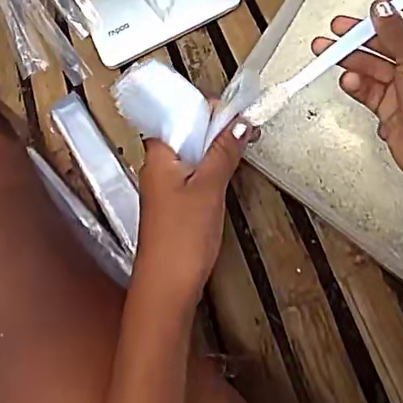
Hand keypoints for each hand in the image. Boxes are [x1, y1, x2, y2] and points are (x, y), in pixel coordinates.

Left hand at [133, 127, 248, 300]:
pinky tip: (228, 174)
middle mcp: (157, 166)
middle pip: (187, 132)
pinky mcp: (175, 205)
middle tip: (244, 129)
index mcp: (158, 154)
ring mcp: (165, 186)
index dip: (208, 109)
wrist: (166, 293)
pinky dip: (212, 169)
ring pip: (193, 154)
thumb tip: (239, 124)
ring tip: (241, 146)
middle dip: (216, 128)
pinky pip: (194, 174)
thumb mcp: (209, 187)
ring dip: (216, 149)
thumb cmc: (180, 241)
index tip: (234, 112)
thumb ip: (224, 151)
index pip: (180, 113)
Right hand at [314, 0, 402, 192]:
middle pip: (395, 39)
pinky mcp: (397, 111)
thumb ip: (396, 32)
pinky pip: (373, 91)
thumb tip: (382, 8)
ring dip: (353, 57)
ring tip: (327, 49)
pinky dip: (359, 85)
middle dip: (366, 31)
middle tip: (340, 26)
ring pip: (378, 65)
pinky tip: (349, 80)